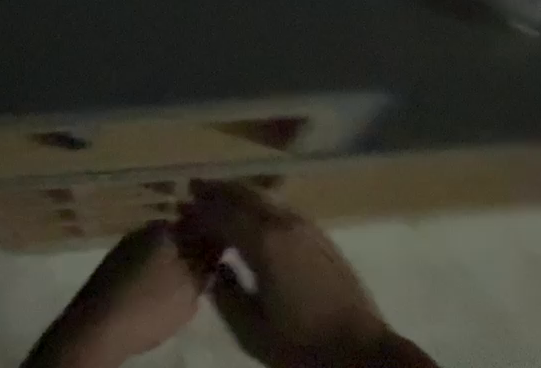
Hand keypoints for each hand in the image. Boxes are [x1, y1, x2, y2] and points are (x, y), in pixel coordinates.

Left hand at [23, 220, 219, 367]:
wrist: (95, 328)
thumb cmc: (149, 306)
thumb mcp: (190, 287)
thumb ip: (207, 260)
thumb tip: (221, 238)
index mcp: (166, 228)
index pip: (200, 224)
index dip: (213, 242)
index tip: (220, 261)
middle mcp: (145, 228)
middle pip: (180, 236)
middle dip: (192, 255)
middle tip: (200, 282)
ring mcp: (126, 245)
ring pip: (161, 251)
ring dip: (172, 267)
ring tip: (176, 294)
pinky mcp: (112, 265)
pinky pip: (143, 264)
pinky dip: (152, 278)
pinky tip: (151, 298)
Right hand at [182, 180, 434, 367]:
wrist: (360, 352)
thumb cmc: (302, 346)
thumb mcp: (251, 330)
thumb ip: (225, 295)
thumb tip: (215, 269)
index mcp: (264, 242)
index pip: (222, 213)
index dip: (199, 209)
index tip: (180, 208)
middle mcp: (284, 223)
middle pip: (244, 193)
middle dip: (217, 189)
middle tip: (193, 188)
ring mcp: (305, 225)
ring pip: (264, 196)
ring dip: (239, 193)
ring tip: (218, 197)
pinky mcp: (319, 234)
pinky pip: (280, 207)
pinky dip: (259, 204)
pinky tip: (251, 216)